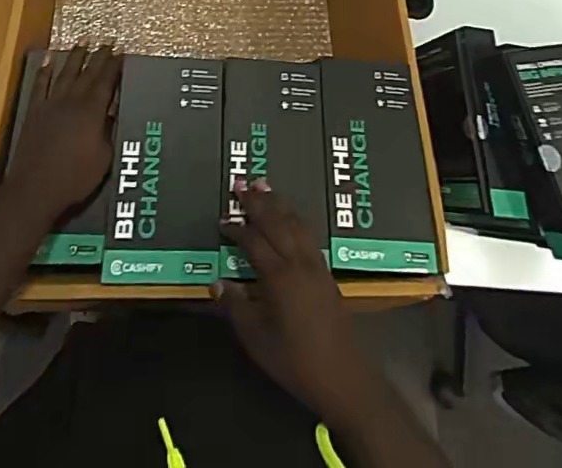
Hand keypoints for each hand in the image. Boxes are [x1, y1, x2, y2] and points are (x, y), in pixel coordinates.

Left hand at [1, 45, 121, 220]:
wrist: (35, 188)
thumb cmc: (75, 178)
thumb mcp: (103, 158)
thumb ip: (109, 131)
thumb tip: (113, 111)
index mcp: (91, 112)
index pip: (106, 82)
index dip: (114, 67)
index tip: (121, 52)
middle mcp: (71, 101)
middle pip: (87, 73)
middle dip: (99, 56)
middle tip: (107, 42)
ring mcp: (50, 103)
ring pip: (65, 73)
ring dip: (75, 56)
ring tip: (83, 41)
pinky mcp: (34, 110)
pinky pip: (40, 84)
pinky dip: (44, 70)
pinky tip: (48, 58)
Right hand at [216, 179, 380, 427]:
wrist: (344, 378)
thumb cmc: (294, 360)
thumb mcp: (255, 337)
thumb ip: (236, 306)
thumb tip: (218, 282)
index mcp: (278, 276)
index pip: (253, 241)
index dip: (236, 228)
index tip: (222, 220)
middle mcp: (298, 263)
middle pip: (276, 222)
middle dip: (257, 202)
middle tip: (242, 182)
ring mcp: (316, 267)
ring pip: (296, 224)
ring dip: (279, 204)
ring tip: (265, 187)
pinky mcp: (327, 275)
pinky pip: (308, 235)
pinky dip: (294, 219)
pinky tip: (290, 217)